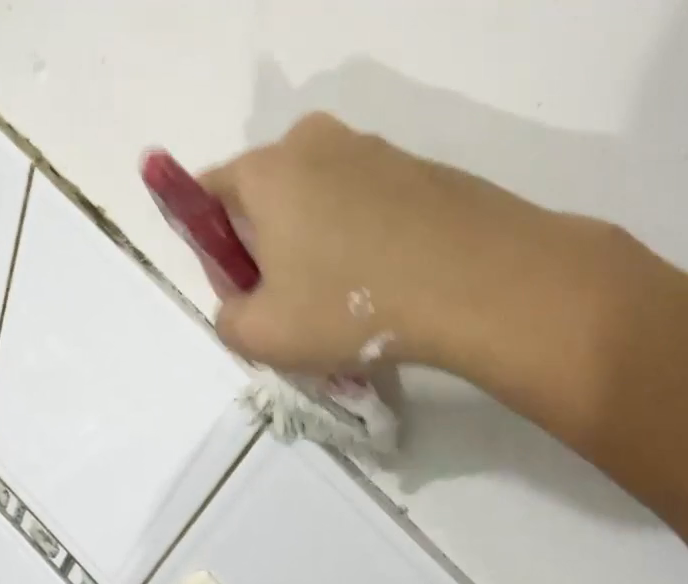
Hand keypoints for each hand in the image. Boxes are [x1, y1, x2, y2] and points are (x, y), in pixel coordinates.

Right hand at [196, 112, 622, 381]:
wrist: (480, 284)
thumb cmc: (350, 307)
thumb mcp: (261, 336)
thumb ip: (226, 319)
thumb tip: (240, 304)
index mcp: (265, 171)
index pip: (207, 195)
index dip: (212, 250)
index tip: (239, 292)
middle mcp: (314, 143)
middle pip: (265, 199)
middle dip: (266, 251)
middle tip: (291, 307)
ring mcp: (374, 150)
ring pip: (318, 204)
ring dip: (316, 249)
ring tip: (345, 305)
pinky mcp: (419, 169)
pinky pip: (366, 208)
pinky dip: (362, 243)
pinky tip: (385, 287)